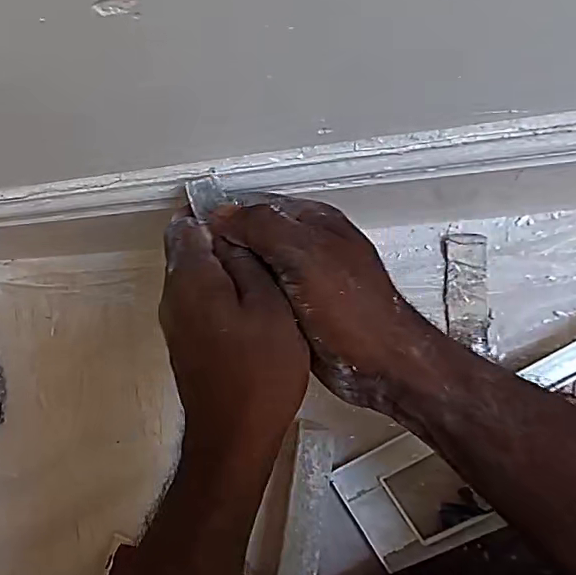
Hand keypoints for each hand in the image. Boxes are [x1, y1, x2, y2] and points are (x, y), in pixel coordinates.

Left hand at [159, 214, 310, 473]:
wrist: (232, 430)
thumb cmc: (259, 369)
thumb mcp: (270, 307)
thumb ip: (247, 263)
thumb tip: (229, 233)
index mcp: (189, 277)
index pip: (185, 226)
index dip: (212, 213)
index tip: (244, 214)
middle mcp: (171, 293)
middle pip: (184, 248)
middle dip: (216, 236)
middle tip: (259, 240)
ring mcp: (173, 317)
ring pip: (190, 272)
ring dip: (218, 263)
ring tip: (260, 266)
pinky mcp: (182, 336)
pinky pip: (194, 296)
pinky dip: (216, 286)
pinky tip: (247, 298)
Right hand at [209, 196, 455, 414]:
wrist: (380, 368)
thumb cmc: (356, 314)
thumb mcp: (305, 256)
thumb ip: (263, 228)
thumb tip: (222, 213)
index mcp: (314, 223)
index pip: (256, 206)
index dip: (224, 215)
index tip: (195, 229)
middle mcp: (307, 246)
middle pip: (251, 235)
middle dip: (224, 244)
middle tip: (196, 257)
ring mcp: (301, 277)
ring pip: (252, 265)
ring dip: (230, 272)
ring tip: (204, 280)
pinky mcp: (296, 306)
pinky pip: (258, 292)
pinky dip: (241, 295)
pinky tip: (226, 303)